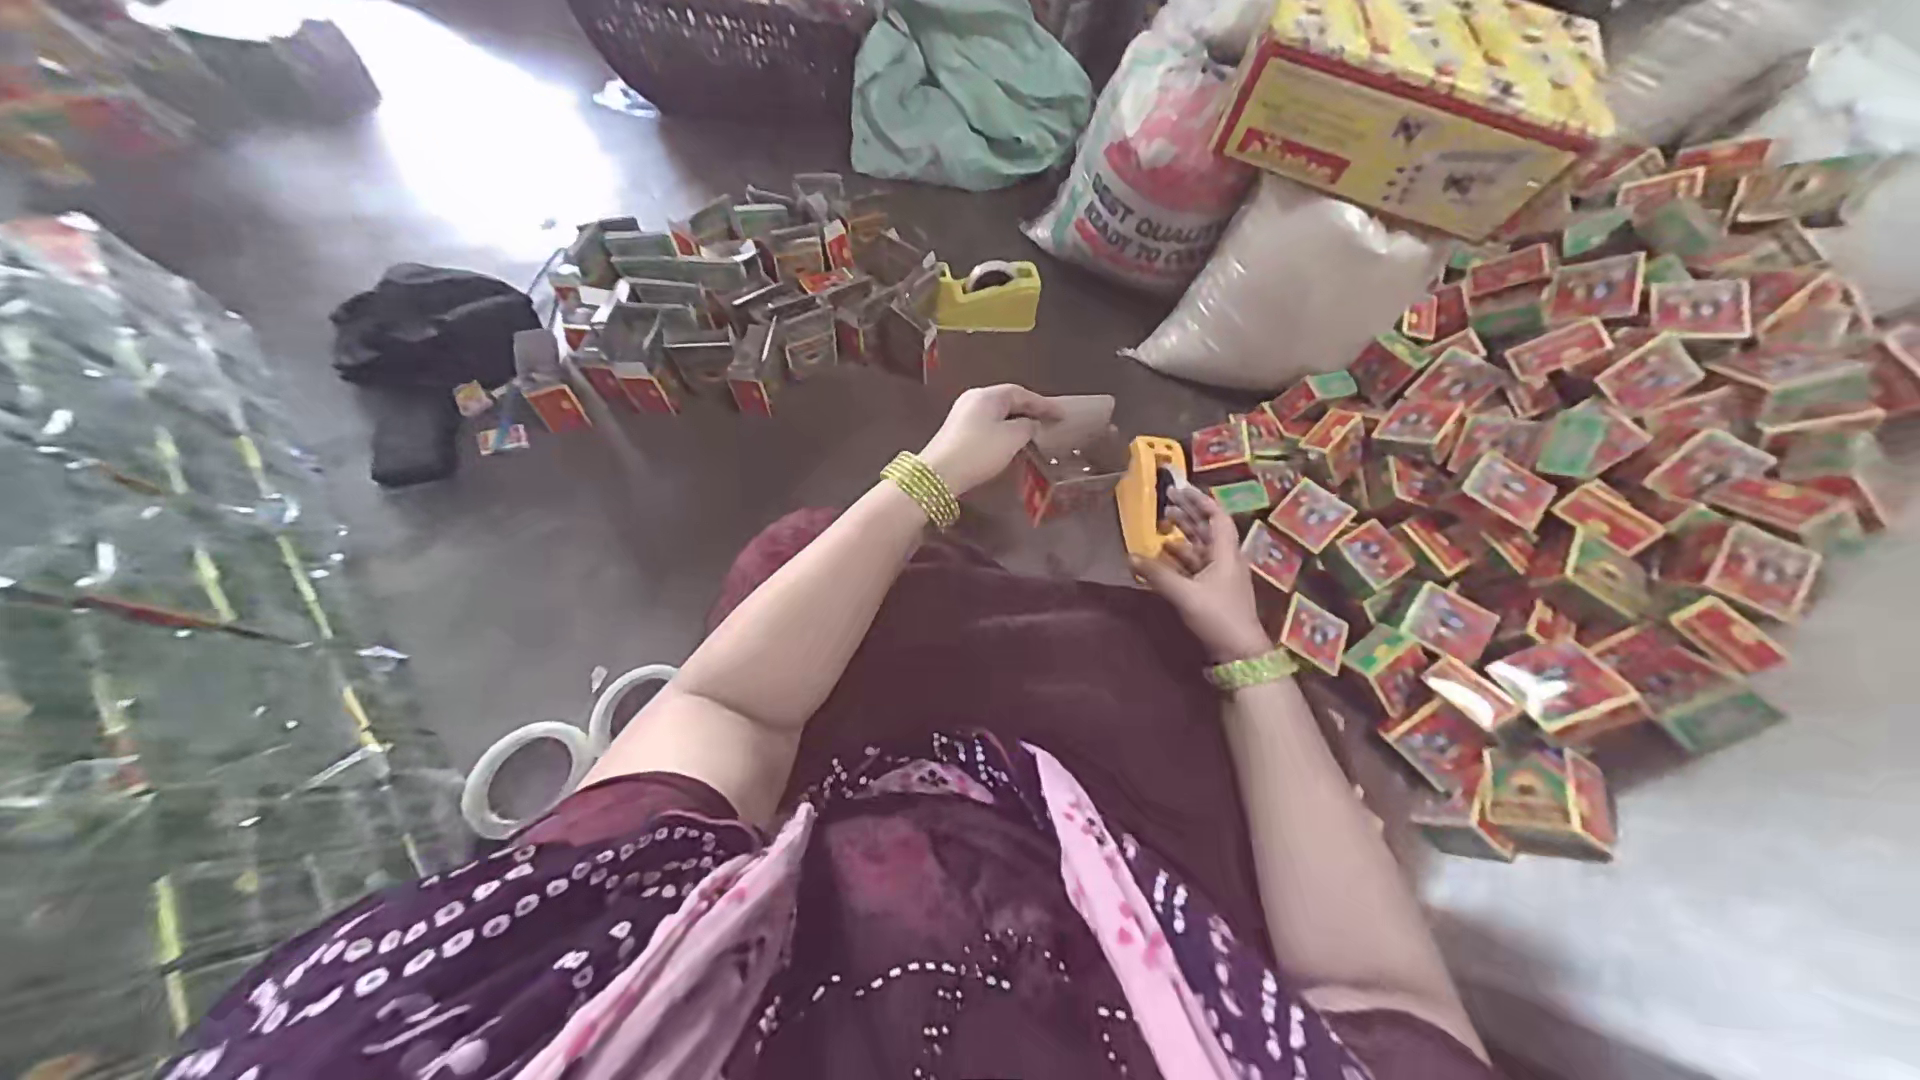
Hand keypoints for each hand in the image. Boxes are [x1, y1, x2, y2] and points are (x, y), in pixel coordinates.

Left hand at [917, 384, 1063, 496]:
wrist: (940, 474)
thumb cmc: (979, 452)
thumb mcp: (1012, 438)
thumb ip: (1028, 427)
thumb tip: (1031, 424)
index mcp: (987, 395)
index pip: (1021, 393)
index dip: (1044, 404)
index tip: (1061, 415)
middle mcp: (973, 399)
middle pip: (1007, 401)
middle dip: (1030, 411)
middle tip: (1049, 421)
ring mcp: (962, 415)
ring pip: (997, 414)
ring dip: (1016, 422)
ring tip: (1034, 432)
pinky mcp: (957, 432)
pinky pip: (987, 425)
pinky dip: (1003, 430)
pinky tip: (1011, 442)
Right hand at [1131, 484, 1272, 663]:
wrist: (1239, 652)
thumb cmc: (1218, 616)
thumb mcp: (1185, 594)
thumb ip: (1157, 574)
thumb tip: (1131, 556)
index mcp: (1226, 553)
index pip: (1216, 517)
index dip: (1200, 501)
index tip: (1180, 489)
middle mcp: (1226, 559)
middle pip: (1208, 529)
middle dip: (1188, 514)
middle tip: (1166, 501)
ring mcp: (1221, 575)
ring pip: (1201, 546)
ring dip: (1183, 534)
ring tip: (1163, 523)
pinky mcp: (1214, 590)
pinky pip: (1196, 564)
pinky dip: (1180, 556)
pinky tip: (1164, 554)